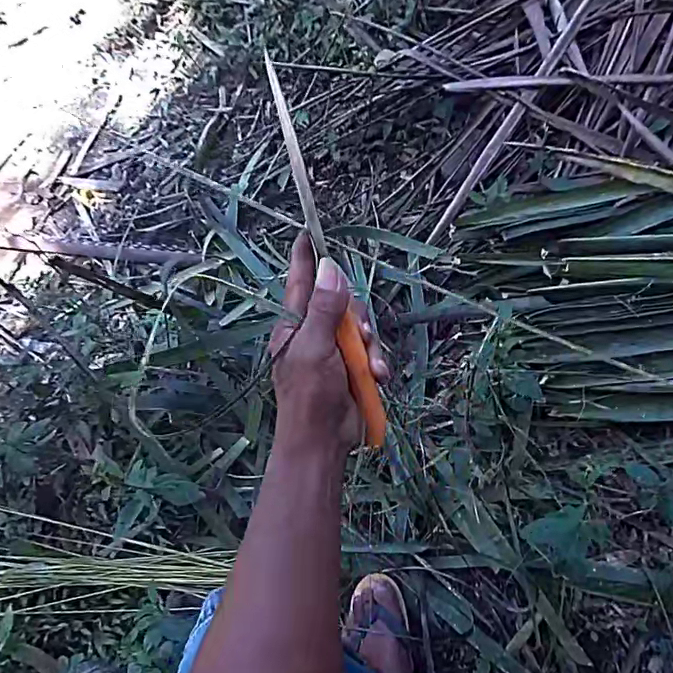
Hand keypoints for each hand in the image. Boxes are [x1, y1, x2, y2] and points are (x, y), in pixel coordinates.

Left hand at [269, 233, 388, 454]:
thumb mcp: (315, 348)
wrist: (323, 441)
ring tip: (372, 369)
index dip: (307, 258)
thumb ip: (325, 309)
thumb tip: (331, 268)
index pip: (302, 282)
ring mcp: (336, 353)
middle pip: (344, 304)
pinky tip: (378, 379)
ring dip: (372, 348)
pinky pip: (373, 354)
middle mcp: (316, 334)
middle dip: (358, 319)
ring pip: (364, 330)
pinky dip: (378, 365)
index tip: (309, 232)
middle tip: (361, 336)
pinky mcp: (354, 370)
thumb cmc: (309, 395)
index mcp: (295, 325)